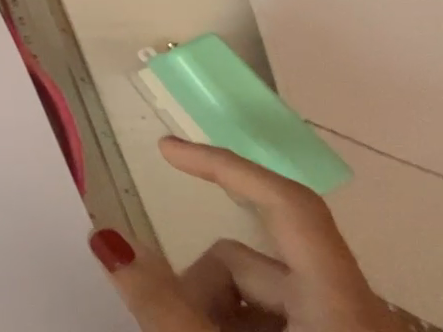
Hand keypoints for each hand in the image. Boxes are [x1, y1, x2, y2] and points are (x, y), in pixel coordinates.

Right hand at [92, 137, 400, 331]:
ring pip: (263, 297)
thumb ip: (161, 304)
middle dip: (202, 288)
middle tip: (172, 328)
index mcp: (344, 305)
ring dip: (220, 314)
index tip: (165, 151)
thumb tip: (102, 237)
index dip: (226, 167)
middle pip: (253, 262)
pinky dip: (245, 330)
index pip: (289, 206)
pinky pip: (284, 322)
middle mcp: (363, 313)